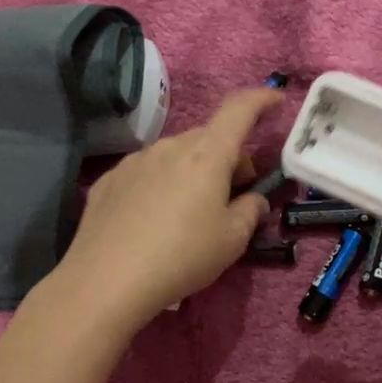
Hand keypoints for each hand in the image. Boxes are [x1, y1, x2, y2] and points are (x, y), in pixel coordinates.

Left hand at [49, 89, 284, 324]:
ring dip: (193, 170)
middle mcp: (170, 146)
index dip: (262, 99)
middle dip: (229, 157)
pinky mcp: (110, 180)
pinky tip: (153, 219)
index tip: (277, 101)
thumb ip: (251, 211)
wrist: (104, 283)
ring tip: (191, 212)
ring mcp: (136, 161)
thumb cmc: (181, 257)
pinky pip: (147, 172)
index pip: (240, 109)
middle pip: (209, 137)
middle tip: (235, 194)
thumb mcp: (232, 240)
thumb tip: (253, 199)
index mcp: (208, 154)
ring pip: (177, 154)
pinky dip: (161, 183)